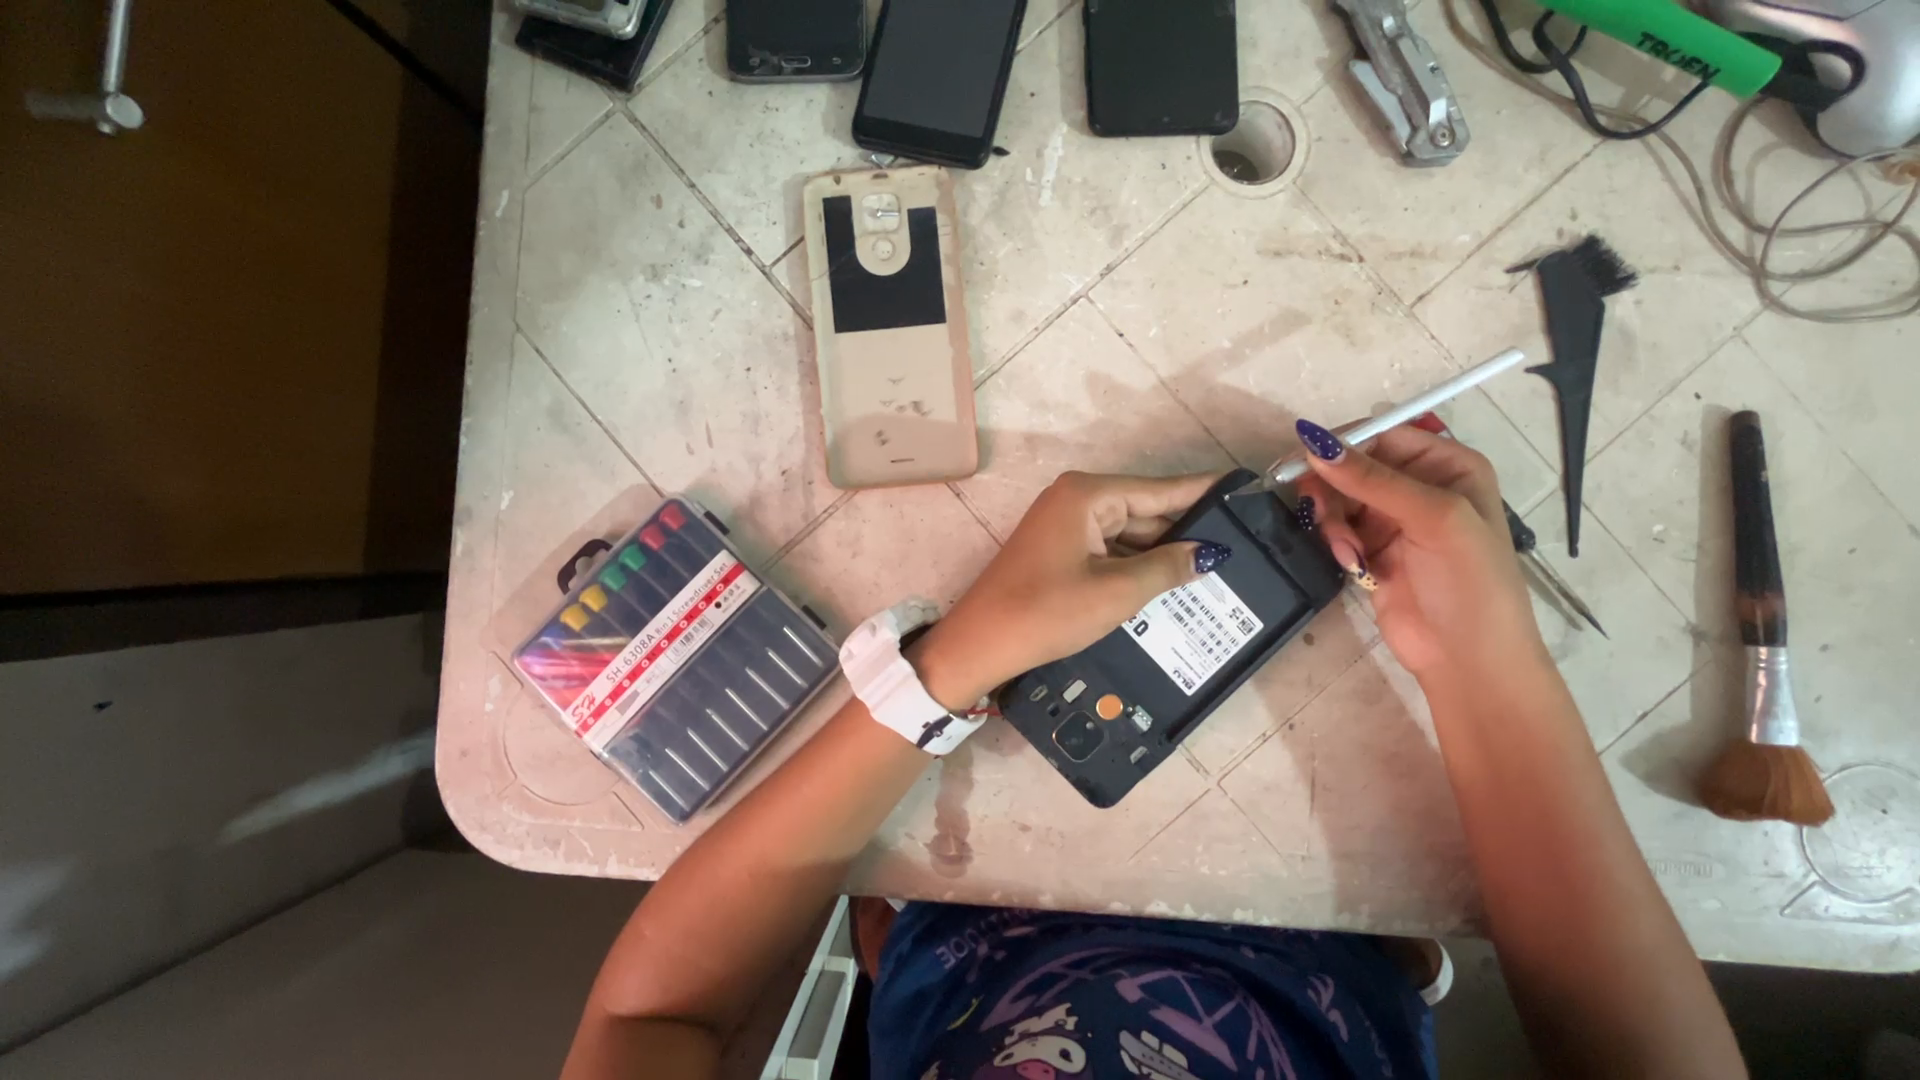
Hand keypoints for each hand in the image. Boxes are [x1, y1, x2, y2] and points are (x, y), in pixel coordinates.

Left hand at [912, 472, 1228, 707]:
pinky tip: (1169, 582)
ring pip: (1128, 533)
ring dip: (1161, 553)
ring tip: (1215, 567)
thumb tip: (1207, 553)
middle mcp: (1076, 500)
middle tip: (1240, 544)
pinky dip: (1135, 565)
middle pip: (1145, 510)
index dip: (1203, 492)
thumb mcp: (1116, 592)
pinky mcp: (1059, 551)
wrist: (981, 643)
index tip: (1243, 488)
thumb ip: (1167, 568)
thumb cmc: (1047, 612)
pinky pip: (1109, 550)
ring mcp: (1065, 526)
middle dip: (1186, 531)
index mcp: (1088, 495)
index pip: (1160, 489)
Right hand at [1292, 420, 1547, 690]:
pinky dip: (1336, 543)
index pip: (1383, 437)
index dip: (1342, 446)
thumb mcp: (1431, 518)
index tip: (1301, 462)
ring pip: (1340, 499)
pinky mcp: (1373, 551)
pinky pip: (1338, 530)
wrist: (1467, 656)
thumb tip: (1314, 443)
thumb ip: (1372, 479)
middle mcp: (1421, 488)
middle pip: (1353, 468)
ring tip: (1344, 550)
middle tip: (1314, 510)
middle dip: (1332, 489)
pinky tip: (1352, 565)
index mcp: (1448, 467)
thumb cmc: (1468, 580)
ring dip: (1332, 521)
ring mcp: (1395, 521)